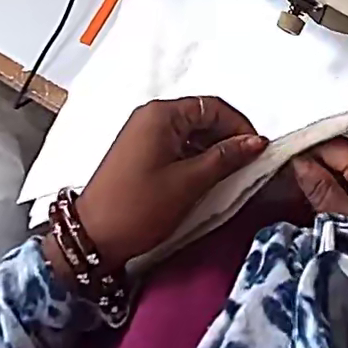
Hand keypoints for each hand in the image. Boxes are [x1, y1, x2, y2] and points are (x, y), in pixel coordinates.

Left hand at [71, 97, 267, 266]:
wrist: (91, 240)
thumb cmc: (138, 208)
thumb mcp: (189, 183)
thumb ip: (226, 158)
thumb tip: (257, 142)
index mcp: (162, 114)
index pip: (213, 106)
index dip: (239, 126)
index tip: (257, 150)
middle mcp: (152, 115)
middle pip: (202, 116)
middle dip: (227, 138)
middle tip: (246, 165)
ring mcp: (144, 132)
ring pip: (191, 132)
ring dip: (212, 150)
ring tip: (229, 176)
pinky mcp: (140, 151)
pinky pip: (177, 144)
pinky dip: (195, 158)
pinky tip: (206, 179)